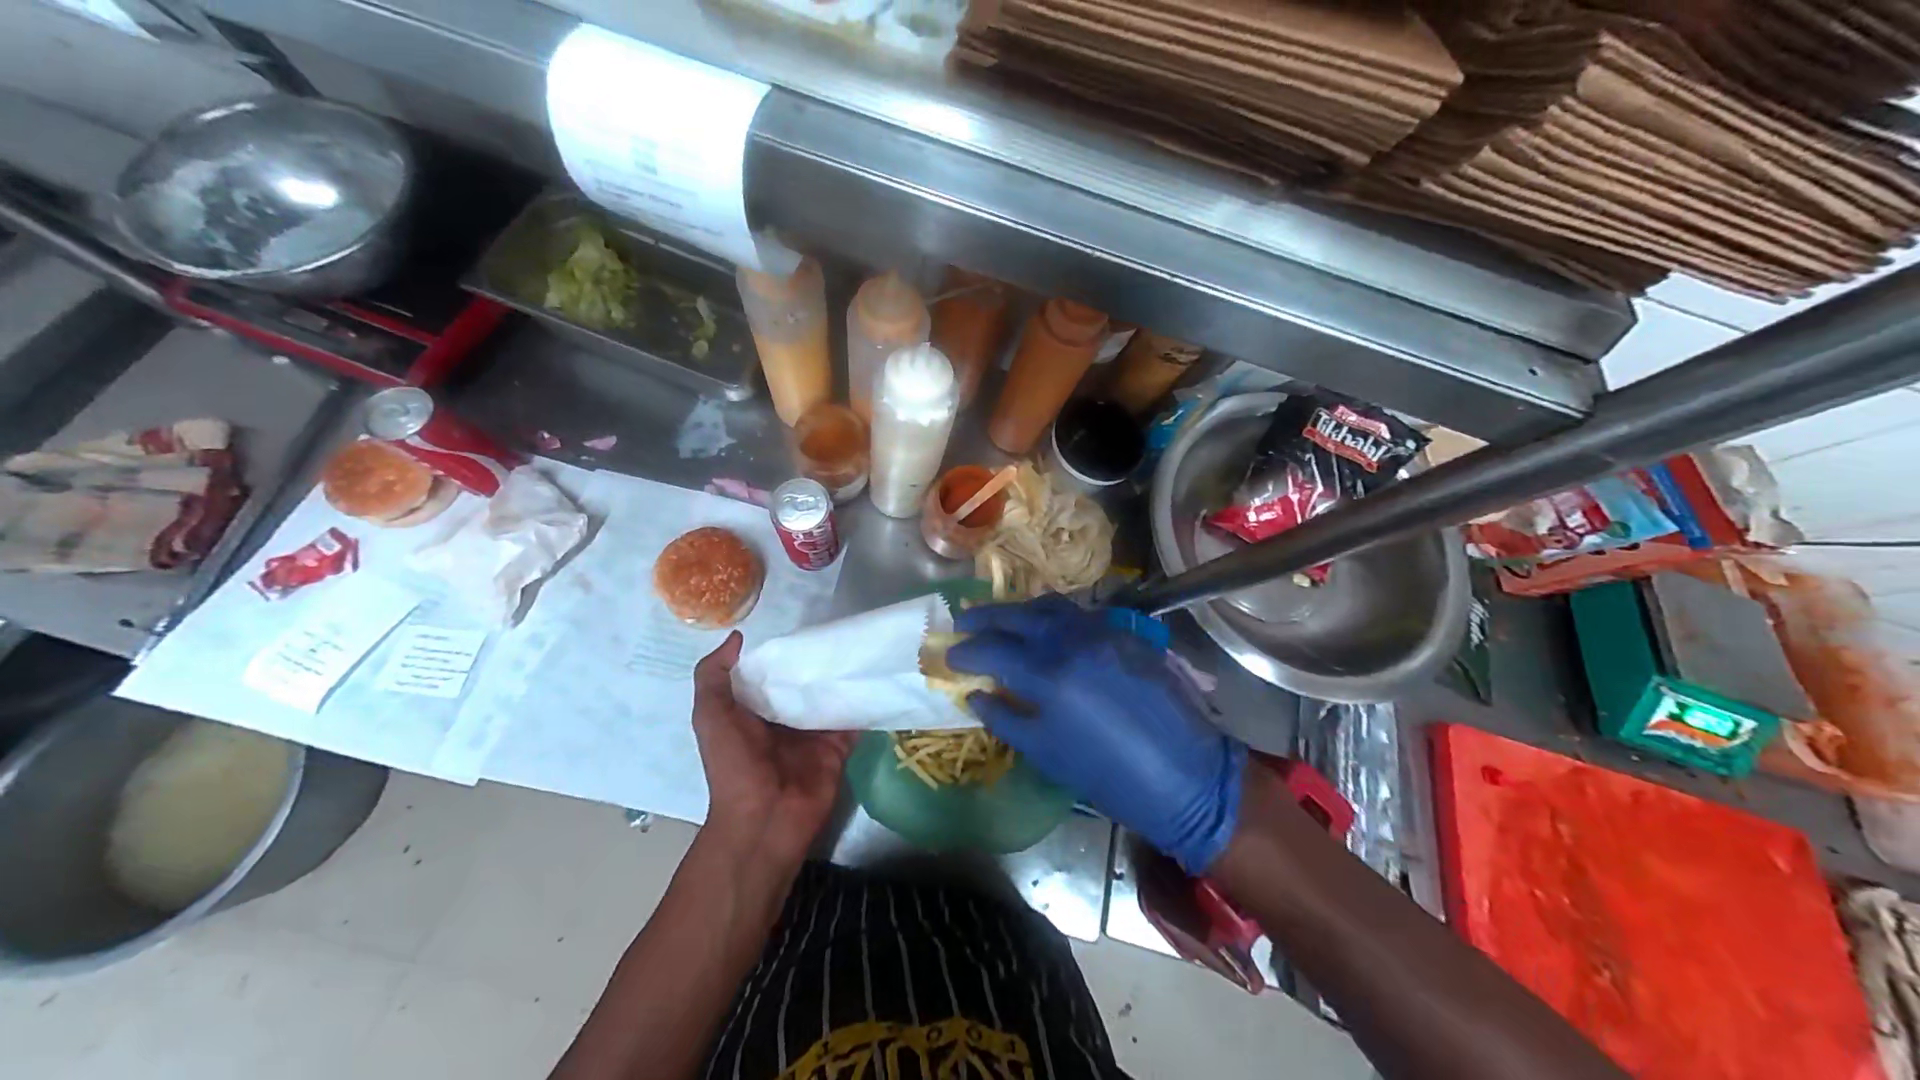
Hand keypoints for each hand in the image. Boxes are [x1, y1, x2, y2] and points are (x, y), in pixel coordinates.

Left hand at [691, 632, 851, 863]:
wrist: (765, 818)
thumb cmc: (734, 764)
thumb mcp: (710, 716)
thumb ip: (714, 676)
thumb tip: (738, 637)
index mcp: (753, 709)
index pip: (771, 671)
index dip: (782, 649)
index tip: (804, 623)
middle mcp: (785, 717)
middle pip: (805, 681)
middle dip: (819, 659)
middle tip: (843, 627)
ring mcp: (815, 731)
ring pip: (832, 695)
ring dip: (845, 675)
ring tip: (866, 643)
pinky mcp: (840, 745)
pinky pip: (855, 718)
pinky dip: (866, 700)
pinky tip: (880, 674)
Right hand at [950, 596, 1245, 872]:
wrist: (1183, 775)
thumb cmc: (1107, 775)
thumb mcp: (1045, 752)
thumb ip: (1004, 717)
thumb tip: (976, 693)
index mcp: (1048, 674)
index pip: (992, 648)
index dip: (966, 650)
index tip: (950, 655)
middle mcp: (1072, 640)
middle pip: (1017, 615)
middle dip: (985, 617)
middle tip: (963, 621)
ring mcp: (1102, 632)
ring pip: (1050, 606)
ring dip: (1020, 610)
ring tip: (1001, 620)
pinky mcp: (1125, 634)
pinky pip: (1080, 614)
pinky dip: (1053, 617)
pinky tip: (1045, 630)